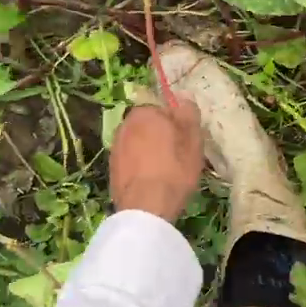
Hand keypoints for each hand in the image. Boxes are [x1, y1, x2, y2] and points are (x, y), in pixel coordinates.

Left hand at [110, 100, 203, 222]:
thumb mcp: (193, 141)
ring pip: (140, 143)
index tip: (187, 142)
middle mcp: (125, 124)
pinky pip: (132, 160)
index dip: (179, 126)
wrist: (146, 207)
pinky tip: (152, 181)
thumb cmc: (175, 170)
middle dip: (162, 137)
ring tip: (166, 172)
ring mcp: (116, 146)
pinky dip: (141, 166)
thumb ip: (189, 115)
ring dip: (151, 152)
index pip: (166, 110)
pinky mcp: (112, 168)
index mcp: (145, 112)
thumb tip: (184, 99)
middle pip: (150, 126)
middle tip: (179, 157)